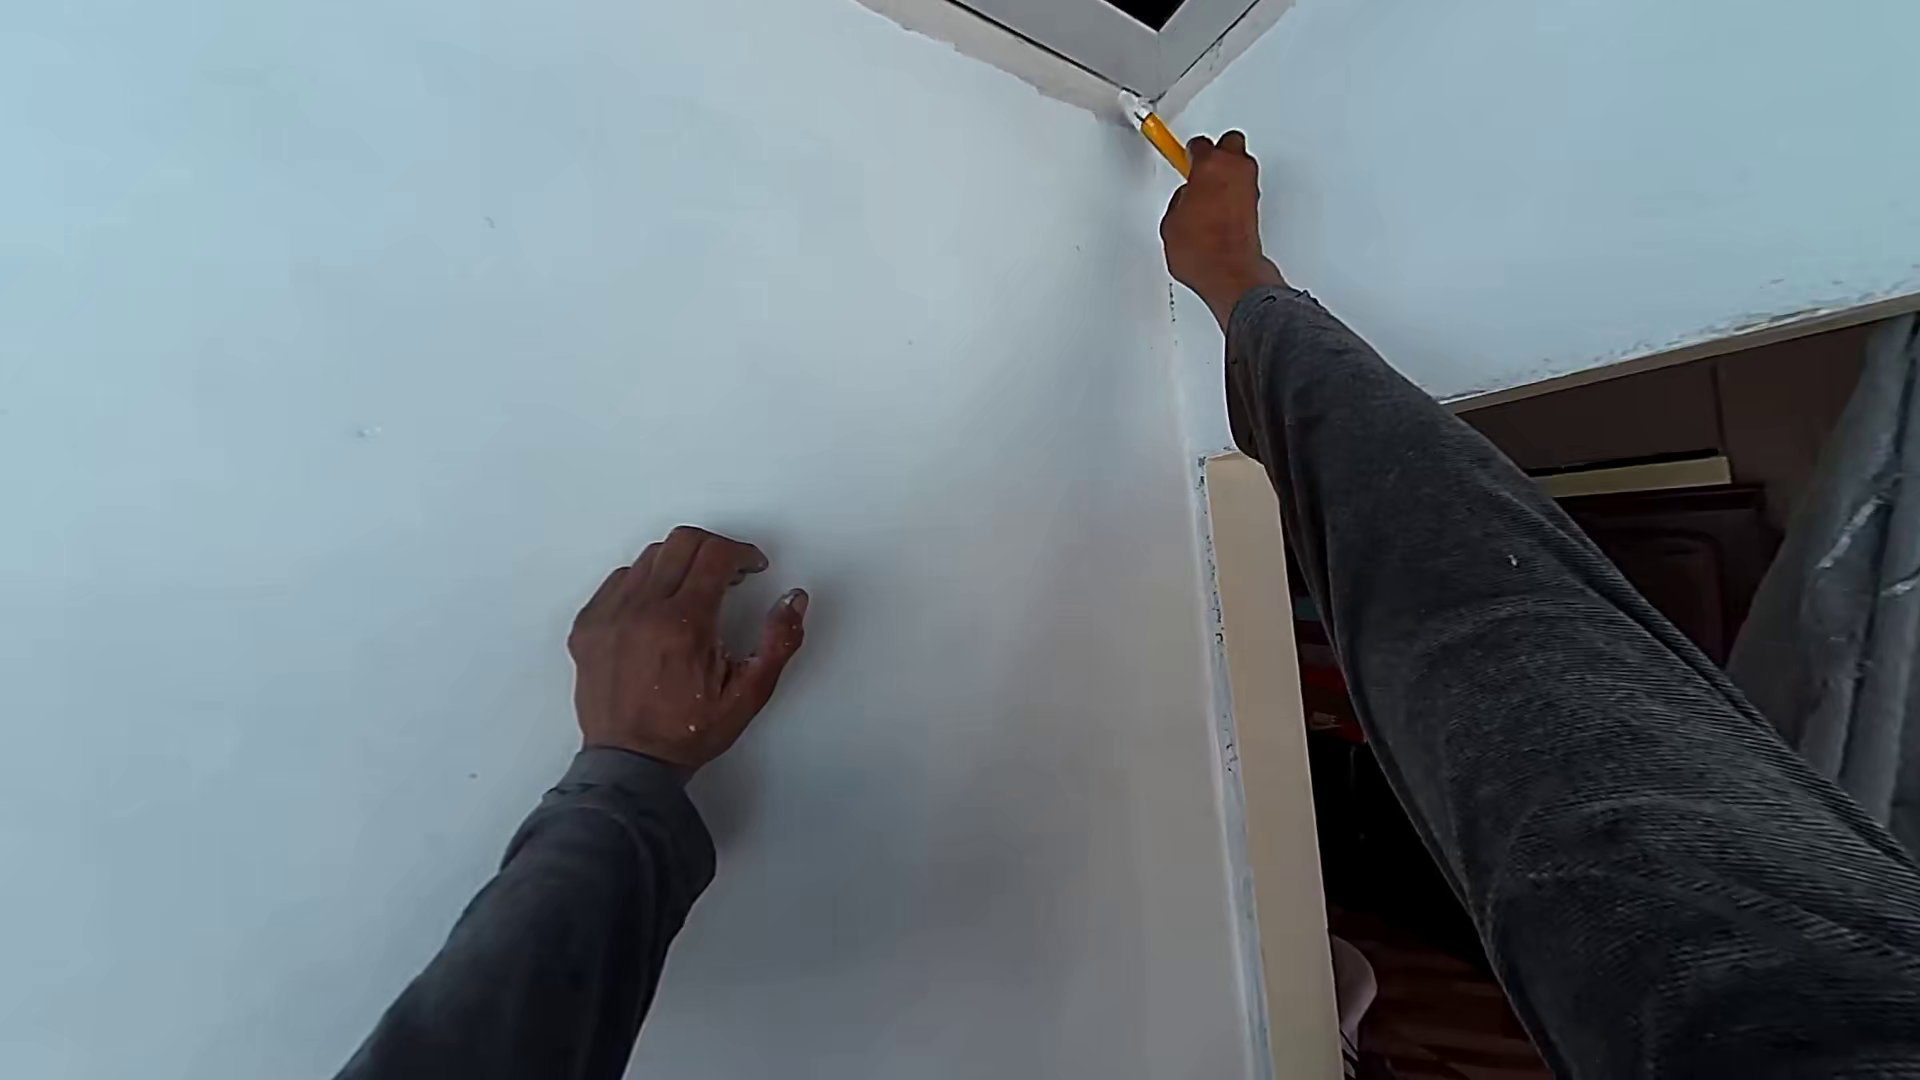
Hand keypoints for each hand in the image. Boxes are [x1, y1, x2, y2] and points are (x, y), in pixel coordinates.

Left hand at [568, 526, 807, 769]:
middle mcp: (642, 610)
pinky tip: (662, 602)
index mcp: (684, 624)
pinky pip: (621, 577)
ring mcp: (610, 615)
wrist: (630, 764)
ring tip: (698, 587)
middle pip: (683, 541)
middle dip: (716, 547)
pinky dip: (648, 578)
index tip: (754, 565)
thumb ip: (780, 640)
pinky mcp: (588, 625)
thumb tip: (794, 599)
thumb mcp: (751, 692)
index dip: (743, 552)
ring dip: (683, 560)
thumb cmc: (689, 730)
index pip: (716, 554)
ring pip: (652, 554)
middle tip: (731, 571)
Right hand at [1159, 131, 1286, 329]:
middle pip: (1228, 143)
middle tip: (1200, 167)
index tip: (1180, 155)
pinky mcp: (1255, 203)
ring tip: (1209, 190)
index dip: (1186, 153)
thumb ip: (1179, 202)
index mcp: (1209, 165)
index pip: (1197, 145)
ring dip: (1227, 171)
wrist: (1227, 270)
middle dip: (1215, 152)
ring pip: (1240, 162)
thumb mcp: (1171, 224)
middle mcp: (1234, 168)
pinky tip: (1219, 207)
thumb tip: (1185, 200)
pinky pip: (1243, 186)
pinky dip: (1233, 191)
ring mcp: (1249, 185)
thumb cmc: (1203, 249)